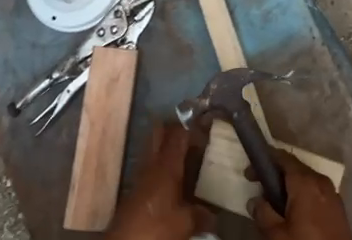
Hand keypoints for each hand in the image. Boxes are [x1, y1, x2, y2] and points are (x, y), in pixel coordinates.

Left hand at [107, 125, 214, 239]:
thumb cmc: (156, 227)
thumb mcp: (185, 223)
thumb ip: (201, 215)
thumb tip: (215, 216)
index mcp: (166, 165)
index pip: (178, 133)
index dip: (192, 125)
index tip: (207, 124)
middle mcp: (152, 164)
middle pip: (160, 133)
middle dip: (176, 129)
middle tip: (195, 136)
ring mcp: (141, 175)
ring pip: (155, 149)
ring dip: (169, 149)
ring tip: (190, 157)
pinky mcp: (136, 188)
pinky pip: (152, 167)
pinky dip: (163, 167)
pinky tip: (176, 180)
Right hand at [249, 150, 351, 239]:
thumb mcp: (278, 236)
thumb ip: (263, 215)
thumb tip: (254, 201)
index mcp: (305, 182)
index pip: (283, 157)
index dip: (264, 161)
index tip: (249, 174)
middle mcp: (321, 180)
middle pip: (294, 168)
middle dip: (275, 176)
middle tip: (258, 190)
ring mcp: (332, 193)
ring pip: (305, 181)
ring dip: (288, 187)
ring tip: (274, 204)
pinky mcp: (337, 207)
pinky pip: (315, 192)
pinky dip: (301, 196)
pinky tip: (293, 213)